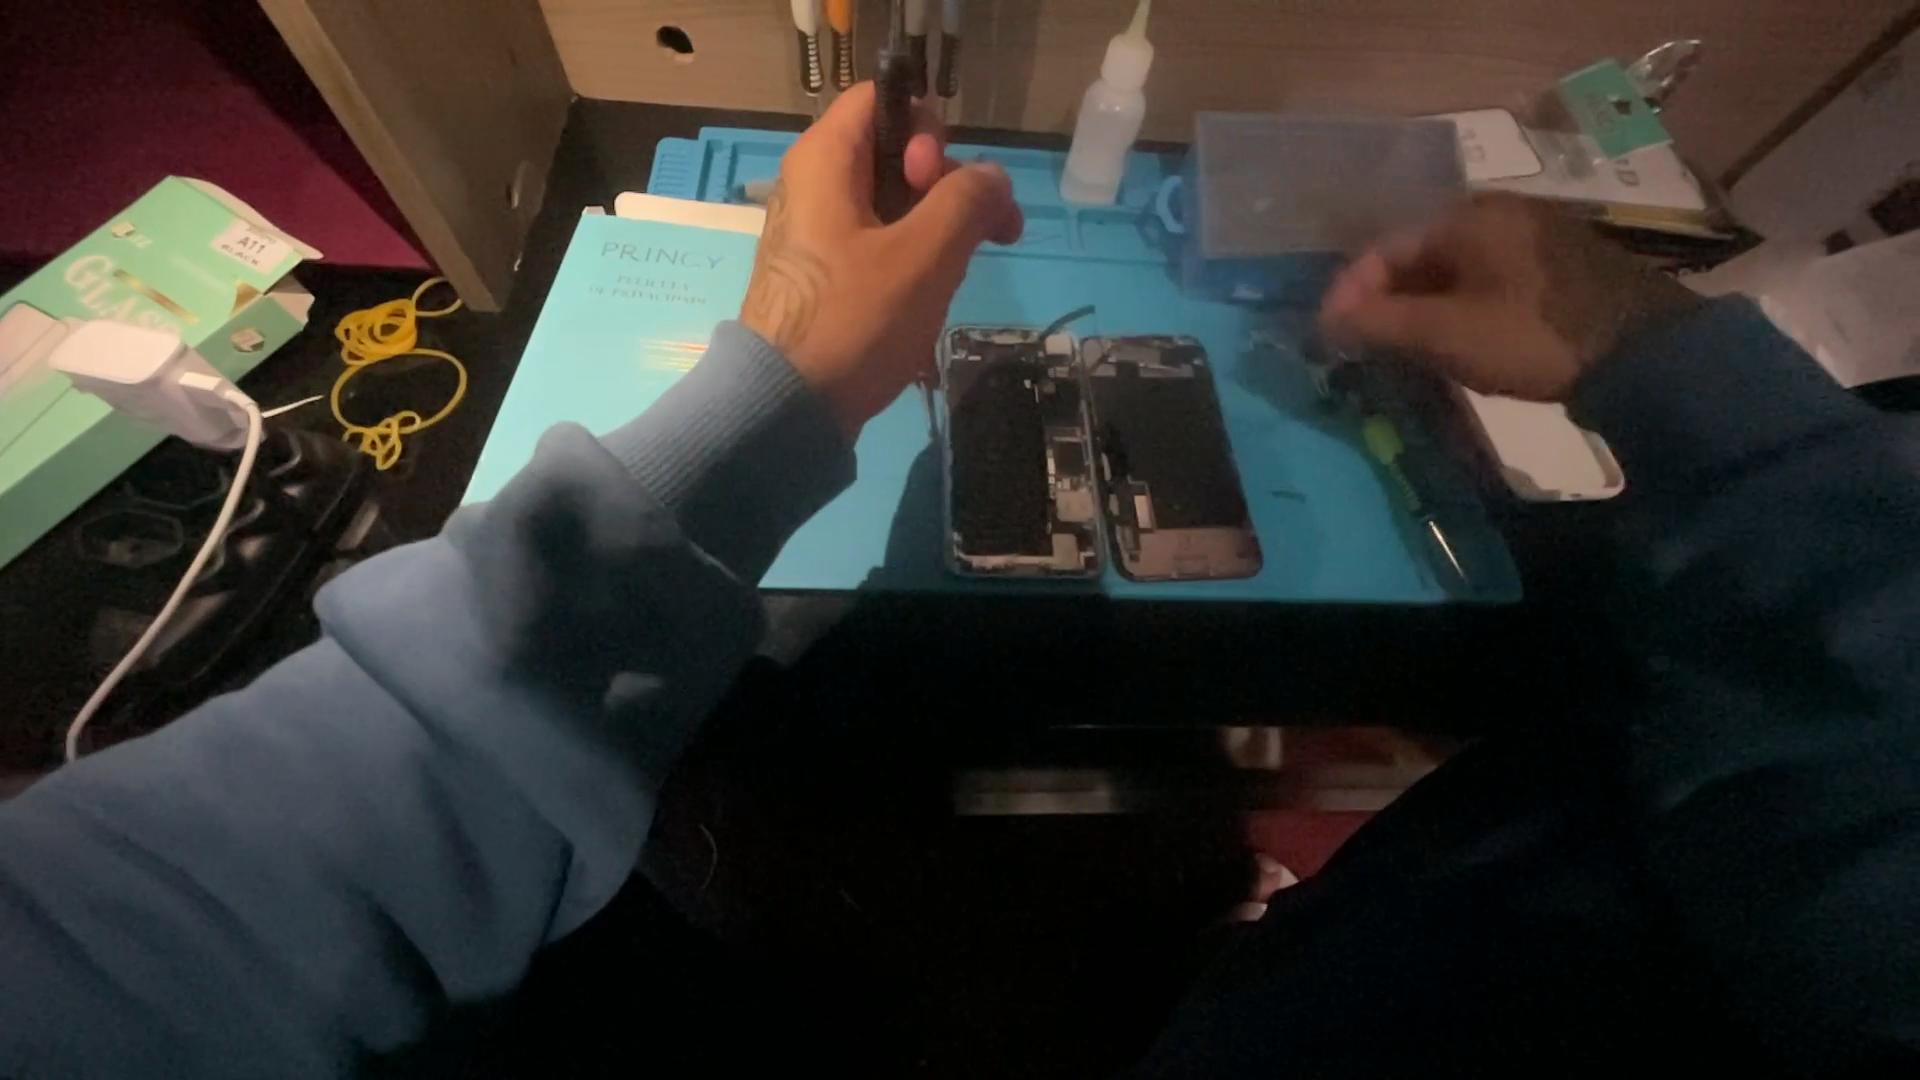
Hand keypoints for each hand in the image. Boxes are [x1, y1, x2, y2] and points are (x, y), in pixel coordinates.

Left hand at [739, 83, 1023, 434]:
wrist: (790, 408)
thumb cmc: (855, 322)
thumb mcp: (924, 256)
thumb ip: (968, 201)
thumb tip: (994, 180)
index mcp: (825, 159)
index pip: (887, 99)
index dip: (930, 132)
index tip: (940, 186)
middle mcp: (814, 186)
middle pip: (895, 154)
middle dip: (947, 190)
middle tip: (980, 239)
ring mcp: (817, 236)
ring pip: (893, 207)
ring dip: (937, 234)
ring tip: (952, 281)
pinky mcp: (824, 279)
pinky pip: (878, 249)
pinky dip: (910, 264)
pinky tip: (926, 301)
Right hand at [1318, 193, 1699, 400]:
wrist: (1643, 355)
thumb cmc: (1531, 335)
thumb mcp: (1443, 333)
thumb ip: (1377, 323)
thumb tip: (1325, 320)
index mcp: (1467, 218)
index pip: (1383, 249)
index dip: (1347, 292)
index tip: (1326, 333)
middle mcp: (1495, 215)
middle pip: (1412, 257)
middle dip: (1377, 302)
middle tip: (1357, 343)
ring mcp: (1526, 240)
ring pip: (1443, 272)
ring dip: (1409, 309)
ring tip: (1390, 348)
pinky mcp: (1547, 269)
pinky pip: (1474, 283)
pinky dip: (1444, 310)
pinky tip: (1437, 341)